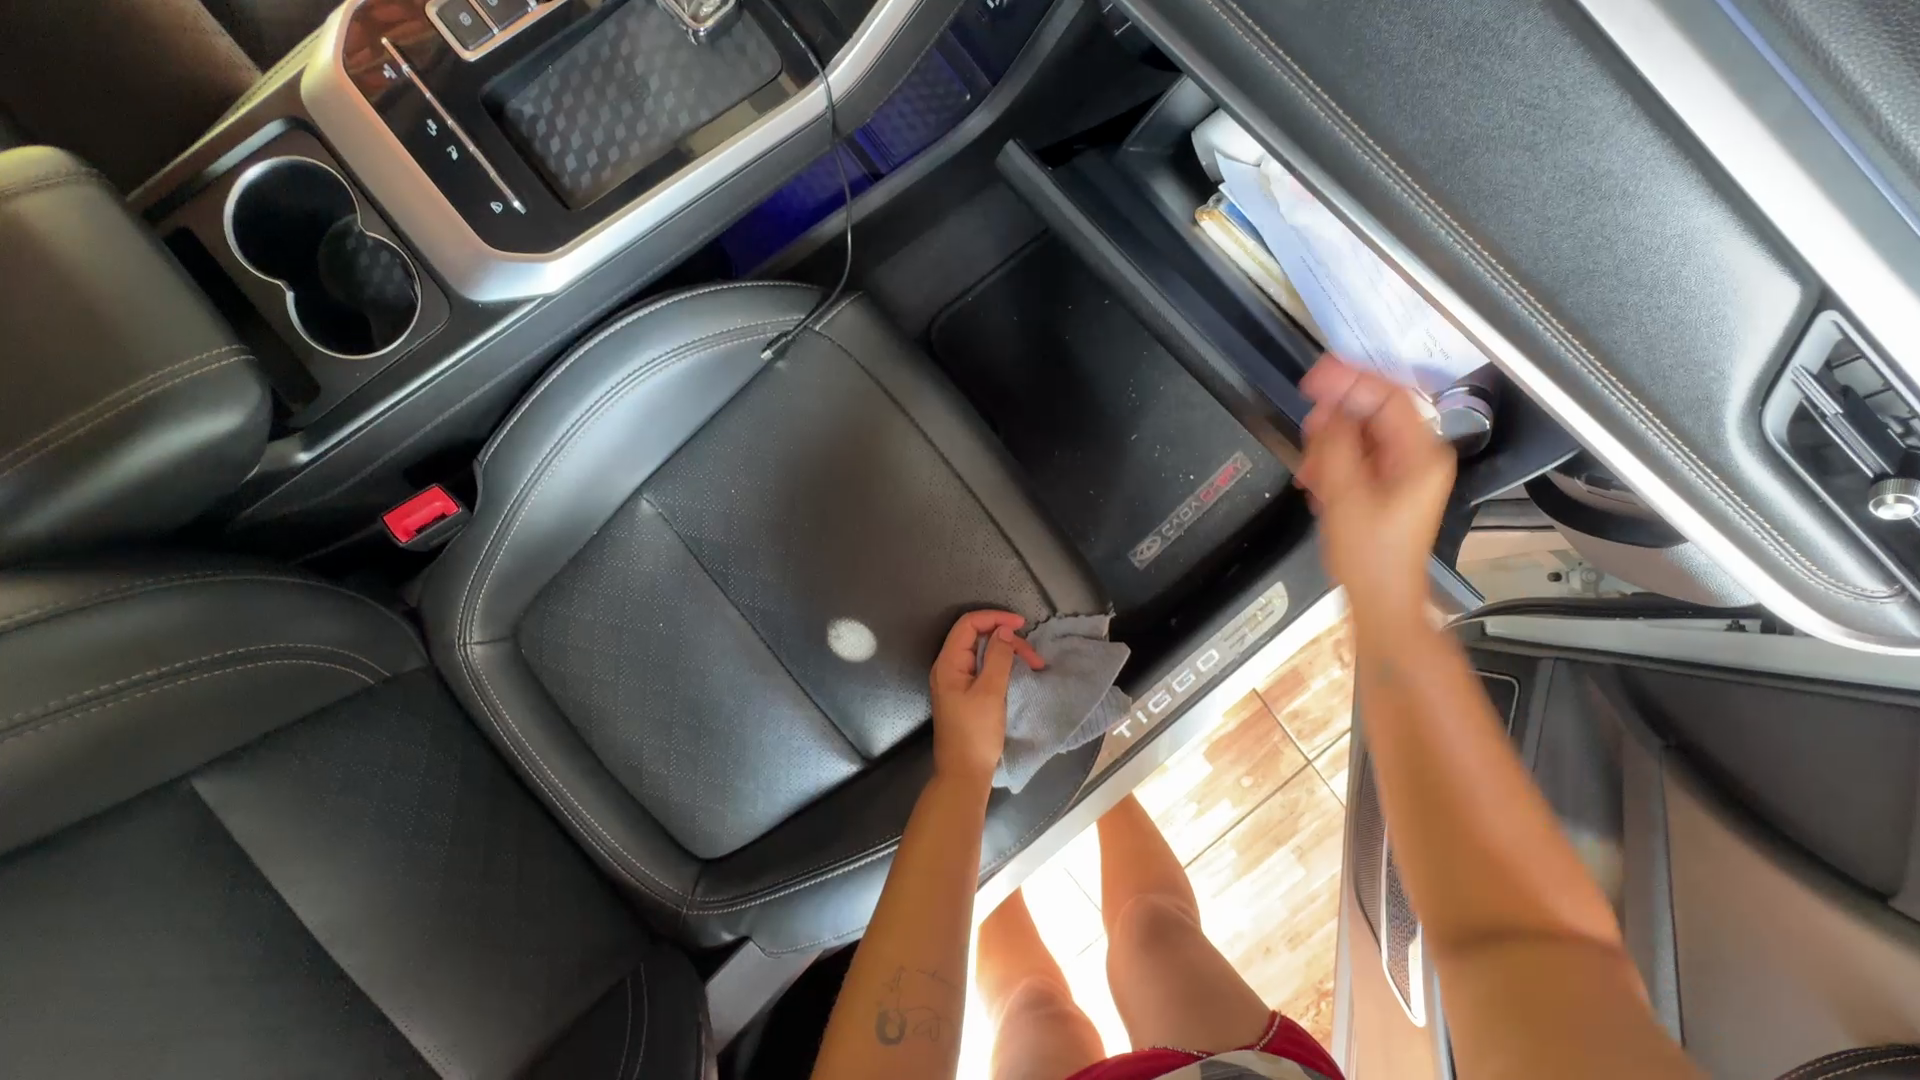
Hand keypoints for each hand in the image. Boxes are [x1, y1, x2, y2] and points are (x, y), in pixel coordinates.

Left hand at [928, 611, 1044, 787]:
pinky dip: (1003, 666)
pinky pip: (984, 668)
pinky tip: (1019, 672)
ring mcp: (956, 681)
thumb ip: (998, 657)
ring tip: (1035, 665)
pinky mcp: (965, 693)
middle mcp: (949, 667)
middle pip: (977, 637)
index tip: (1021, 624)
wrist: (964, 773)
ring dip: (1009, 653)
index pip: (969, 625)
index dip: (994, 618)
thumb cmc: (976, 733)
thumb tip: (1004, 631)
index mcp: (949, 663)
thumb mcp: (991, 692)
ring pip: (984, 653)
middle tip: (1034, 656)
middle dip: (1007, 640)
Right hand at [1296, 356, 1455, 622]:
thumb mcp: (1345, 494)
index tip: (1317, 376)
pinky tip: (1317, 483)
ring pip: (1360, 436)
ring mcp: (1401, 473)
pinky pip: (1356, 458)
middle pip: (1373, 414)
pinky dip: (1332, 463)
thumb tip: (1327, 410)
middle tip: (1308, 433)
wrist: (1381, 599)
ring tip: (1311, 471)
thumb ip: (1336, 444)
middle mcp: (1417, 457)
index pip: (1389, 396)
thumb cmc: (1371, 556)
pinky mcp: (1385, 487)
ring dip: (1329, 446)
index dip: (1352, 380)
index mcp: (1420, 455)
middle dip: (1335, 421)